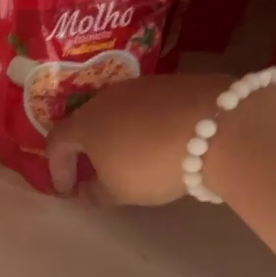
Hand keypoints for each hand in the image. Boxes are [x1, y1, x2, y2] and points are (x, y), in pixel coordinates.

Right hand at [45, 73, 229, 205]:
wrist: (219, 128)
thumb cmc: (153, 164)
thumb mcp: (120, 192)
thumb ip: (95, 194)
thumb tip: (83, 192)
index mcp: (84, 124)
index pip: (56, 142)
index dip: (58, 166)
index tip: (68, 188)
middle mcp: (106, 99)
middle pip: (87, 122)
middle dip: (89, 148)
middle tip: (98, 170)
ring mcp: (141, 86)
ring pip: (120, 112)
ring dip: (120, 134)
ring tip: (136, 157)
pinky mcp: (173, 83)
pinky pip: (151, 107)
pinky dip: (150, 125)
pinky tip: (167, 142)